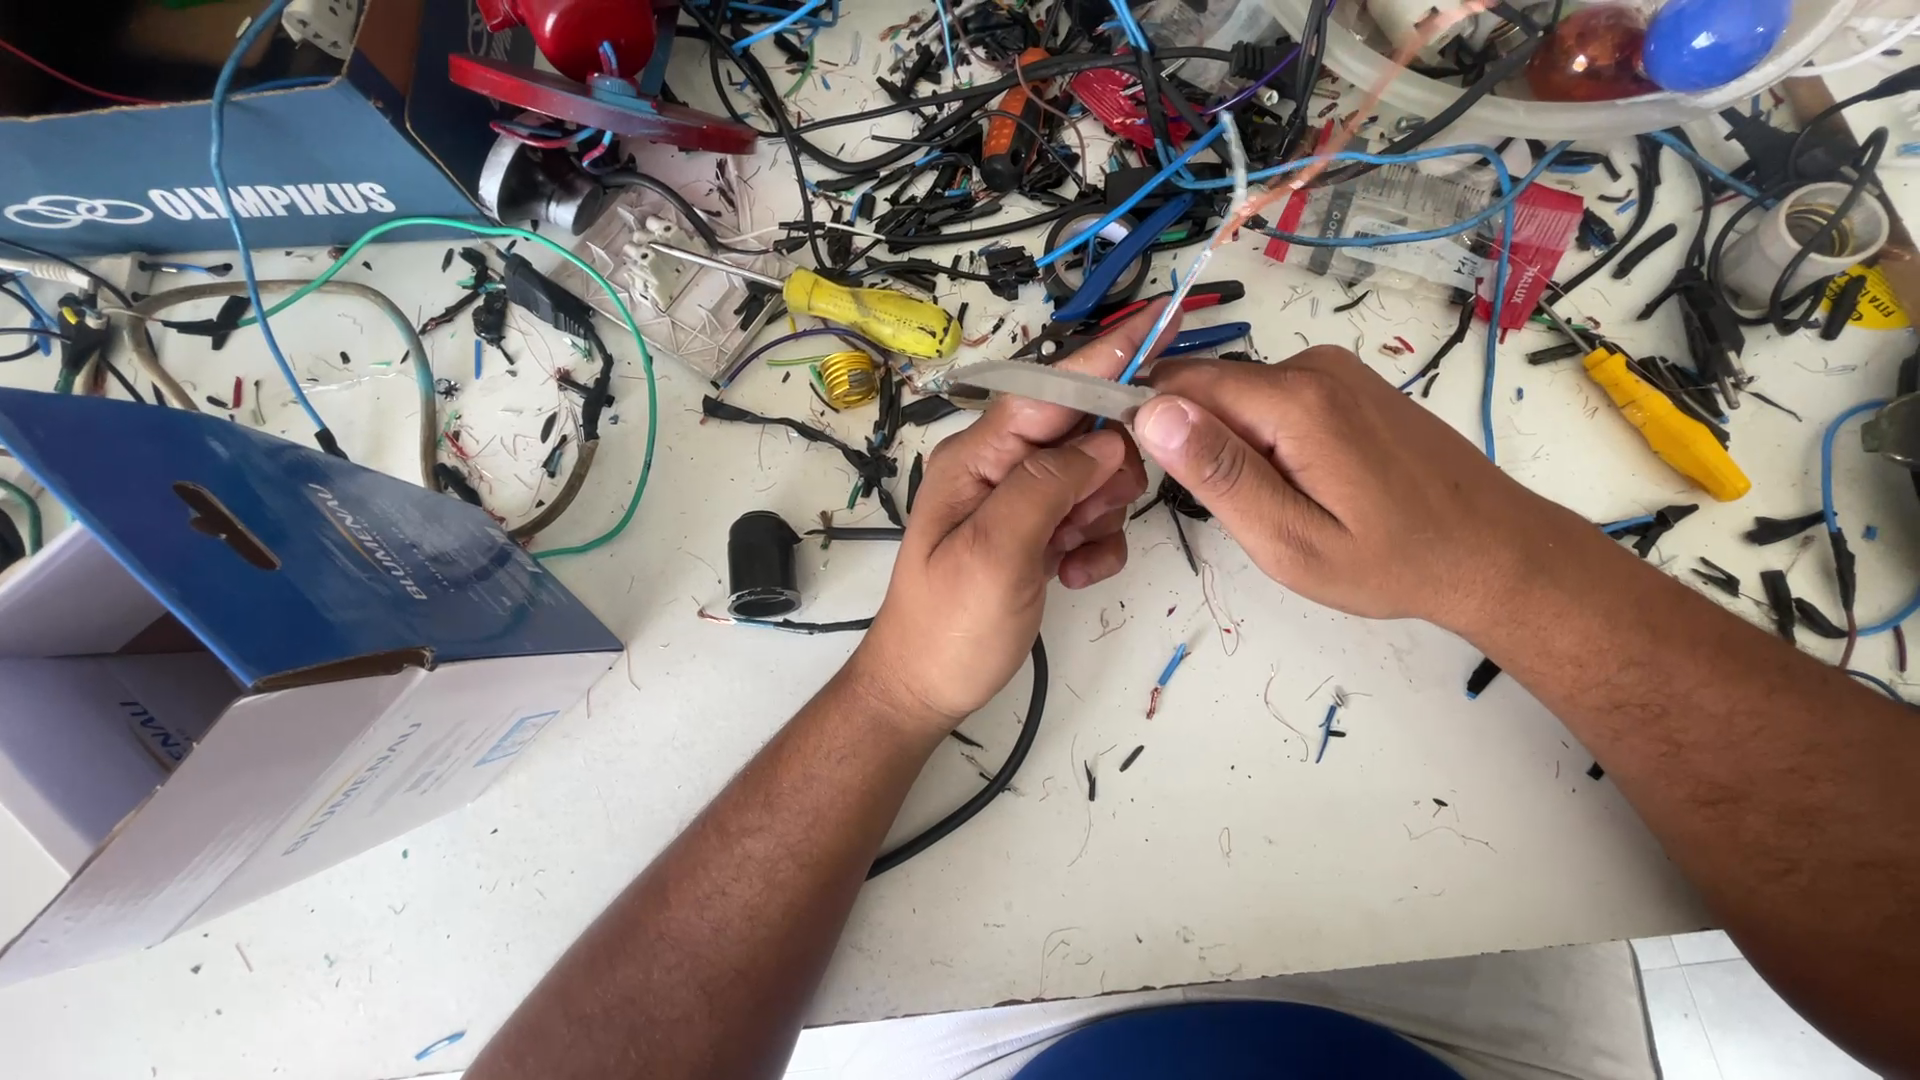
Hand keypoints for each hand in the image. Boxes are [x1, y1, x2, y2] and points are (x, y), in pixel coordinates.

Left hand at [847, 306, 1177, 730]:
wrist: (926, 687)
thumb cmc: (948, 627)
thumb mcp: (993, 554)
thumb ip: (1046, 487)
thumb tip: (1104, 441)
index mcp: (978, 458)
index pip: (1050, 390)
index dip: (1106, 357)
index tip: (1162, 318)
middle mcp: (999, 468)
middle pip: (1083, 432)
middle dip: (1106, 470)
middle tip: (1088, 519)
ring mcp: (1019, 501)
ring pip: (1095, 475)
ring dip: (1100, 513)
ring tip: (1070, 553)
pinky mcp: (1037, 533)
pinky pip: (1090, 518)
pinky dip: (1095, 544)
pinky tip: (1071, 574)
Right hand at [1131, 347, 1587, 632]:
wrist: (1492, 550)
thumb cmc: (1390, 560)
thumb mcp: (1288, 538)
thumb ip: (1219, 473)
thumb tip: (1152, 411)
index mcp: (1293, 401)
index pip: (1178, 384)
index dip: (1151, 426)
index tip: (1159, 482)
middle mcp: (1312, 367)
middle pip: (1208, 389)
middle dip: (1196, 441)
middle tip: (1231, 509)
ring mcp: (1335, 371)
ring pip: (1238, 397)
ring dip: (1233, 444)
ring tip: (1273, 502)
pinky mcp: (1348, 384)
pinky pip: (1273, 400)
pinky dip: (1265, 438)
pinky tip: (1300, 483)